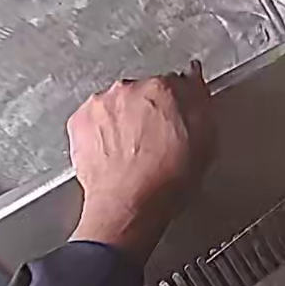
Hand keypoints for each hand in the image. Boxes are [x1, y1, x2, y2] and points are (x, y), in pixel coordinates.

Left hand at [68, 61, 214, 261]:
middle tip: (155, 143)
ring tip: (133, 154)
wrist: (128, 206)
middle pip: (142, 93)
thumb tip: (194, 79)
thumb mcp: (205, 141)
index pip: (174, 84)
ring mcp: (101, 105)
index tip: (176, 122)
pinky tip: (113, 154)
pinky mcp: (79, 122)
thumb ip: (199, 102)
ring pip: (116, 105)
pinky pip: (93, 120)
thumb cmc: (166, 181)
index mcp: (164, 89)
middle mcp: (129, 89)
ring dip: (123, 121)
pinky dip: (101, 132)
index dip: (177, 107)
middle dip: (147, 112)